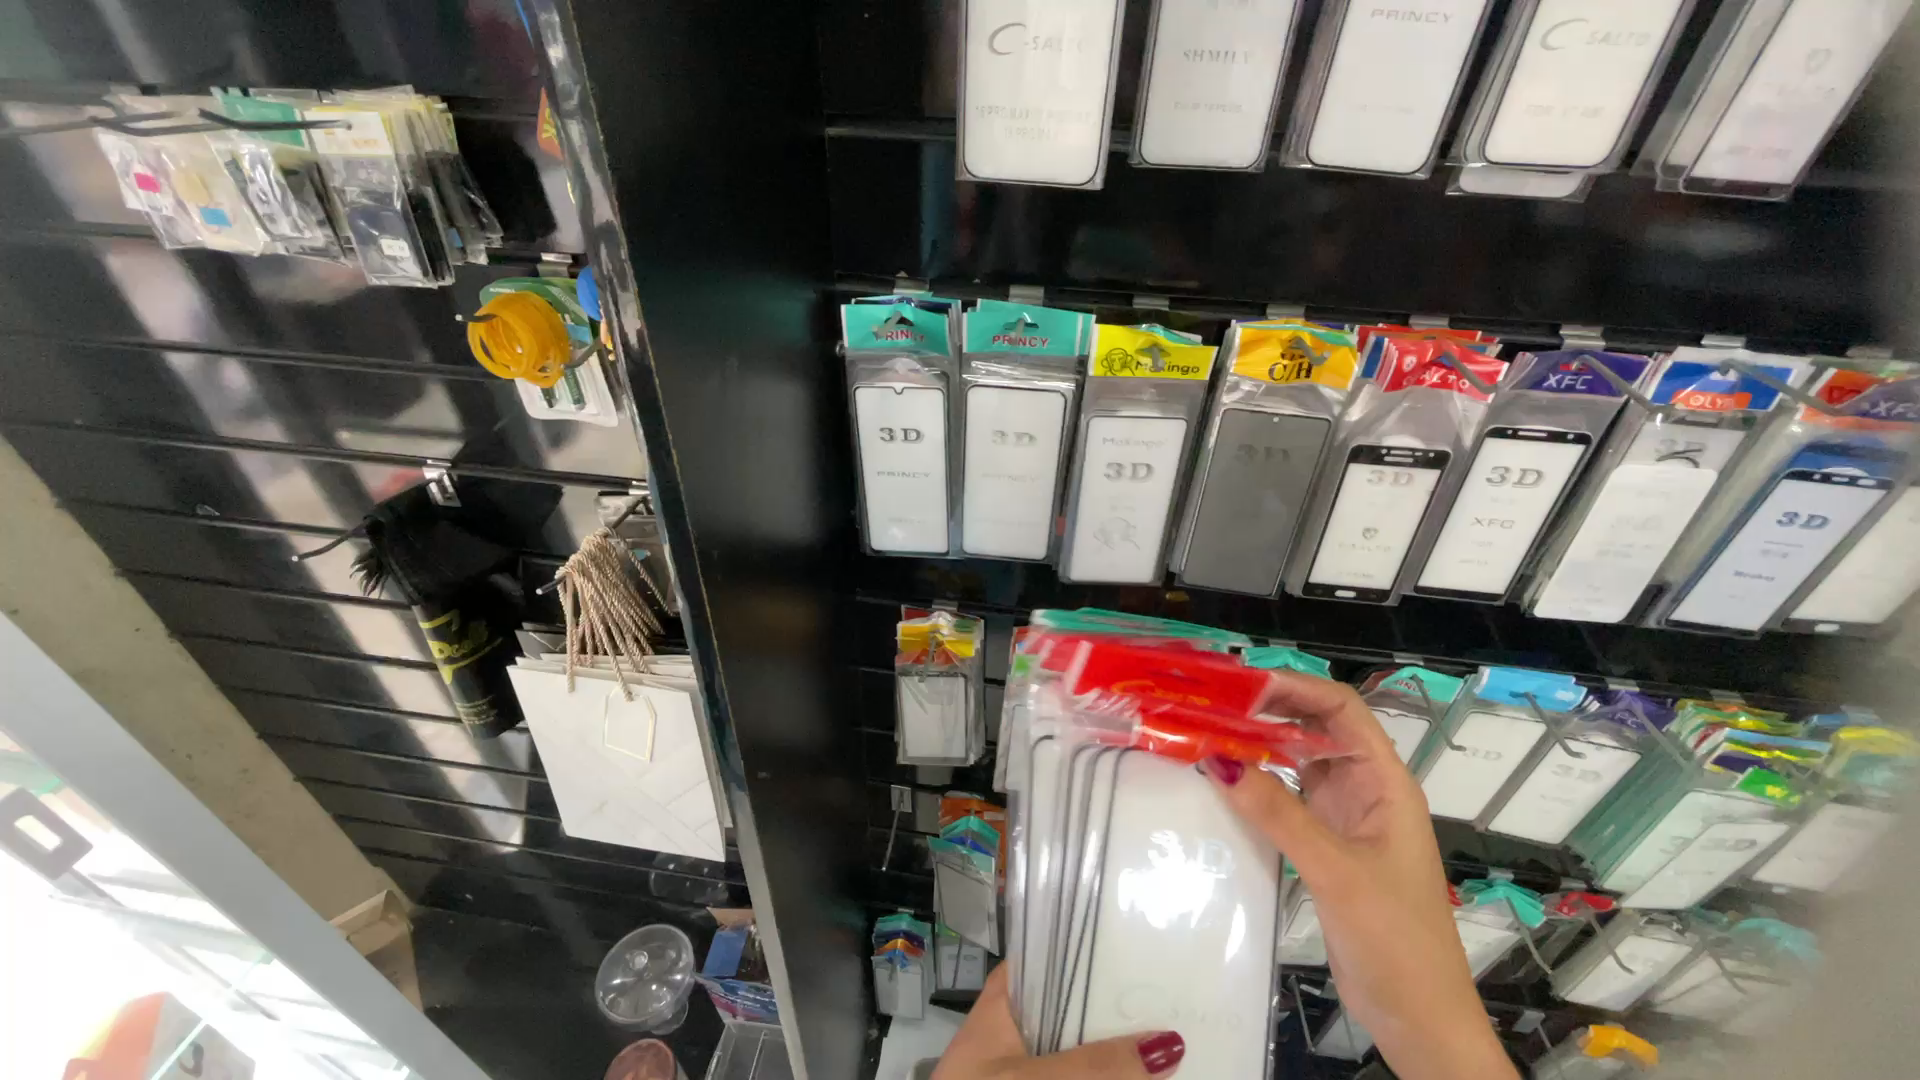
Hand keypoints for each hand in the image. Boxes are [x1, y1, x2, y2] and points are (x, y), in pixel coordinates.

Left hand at [931, 965, 1186, 1079]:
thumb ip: (1095, 1066)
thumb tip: (1170, 1043)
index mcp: (1001, 1007)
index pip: (1045, 958)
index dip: (1087, 949)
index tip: (1138, 943)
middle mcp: (1015, 1035)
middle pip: (1073, 1009)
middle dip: (1119, 1009)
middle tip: (1176, 997)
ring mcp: (1027, 1072)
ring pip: (1083, 1052)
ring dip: (1121, 1054)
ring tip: (1180, 1038)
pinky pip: (1083, 1078)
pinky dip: (1112, 1078)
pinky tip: (1155, 1078)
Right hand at [1203, 672, 1516, 1079]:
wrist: (1420, 1017)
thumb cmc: (1396, 939)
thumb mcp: (1336, 871)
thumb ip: (1278, 814)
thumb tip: (1217, 759)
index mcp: (1384, 782)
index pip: (1340, 709)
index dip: (1295, 687)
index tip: (1239, 683)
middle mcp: (1363, 789)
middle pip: (1313, 729)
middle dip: (1266, 710)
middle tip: (1207, 702)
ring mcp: (1342, 817)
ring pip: (1296, 763)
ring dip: (1257, 745)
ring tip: (1205, 731)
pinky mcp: (1323, 844)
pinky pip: (1285, 798)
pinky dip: (1255, 783)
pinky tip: (1221, 783)